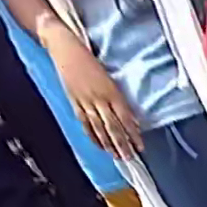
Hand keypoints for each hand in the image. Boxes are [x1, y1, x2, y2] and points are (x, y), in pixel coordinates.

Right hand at [47, 27, 144, 158]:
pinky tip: (100, 147)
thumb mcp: (110, 80)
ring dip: (109, 145)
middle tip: (129, 158)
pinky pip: (85, 124)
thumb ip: (120, 101)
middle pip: (113, 127)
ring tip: (116, 156)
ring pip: (99, 129)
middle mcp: (99, 99)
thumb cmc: (91, 62)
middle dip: (122, 145)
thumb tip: (133, 122)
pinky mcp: (75, 103)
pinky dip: (93, 137)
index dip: (133, 135)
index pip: (125, 118)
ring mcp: (86, 102)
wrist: (65, 48)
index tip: (140, 147)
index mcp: (111, 92)